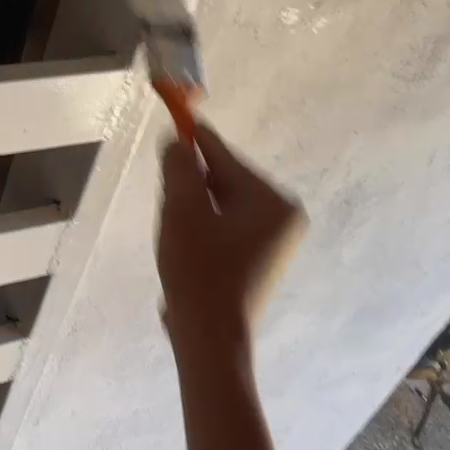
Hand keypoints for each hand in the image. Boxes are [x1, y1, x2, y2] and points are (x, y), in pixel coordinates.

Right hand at [157, 119, 304, 346]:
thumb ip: (180, 168)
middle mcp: (283, 217)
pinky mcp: (259, 260)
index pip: (224, 157)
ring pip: (219, 204)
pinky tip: (186, 248)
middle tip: (167, 202)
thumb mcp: (182, 210)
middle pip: (223, 180)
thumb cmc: (200, 271)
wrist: (210, 338)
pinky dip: (201, 227)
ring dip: (192, 209)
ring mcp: (274, 242)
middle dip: (190, 186)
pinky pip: (224, 226)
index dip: (194, 138)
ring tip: (175, 233)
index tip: (177, 111)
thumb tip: (178, 141)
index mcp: (273, 202)